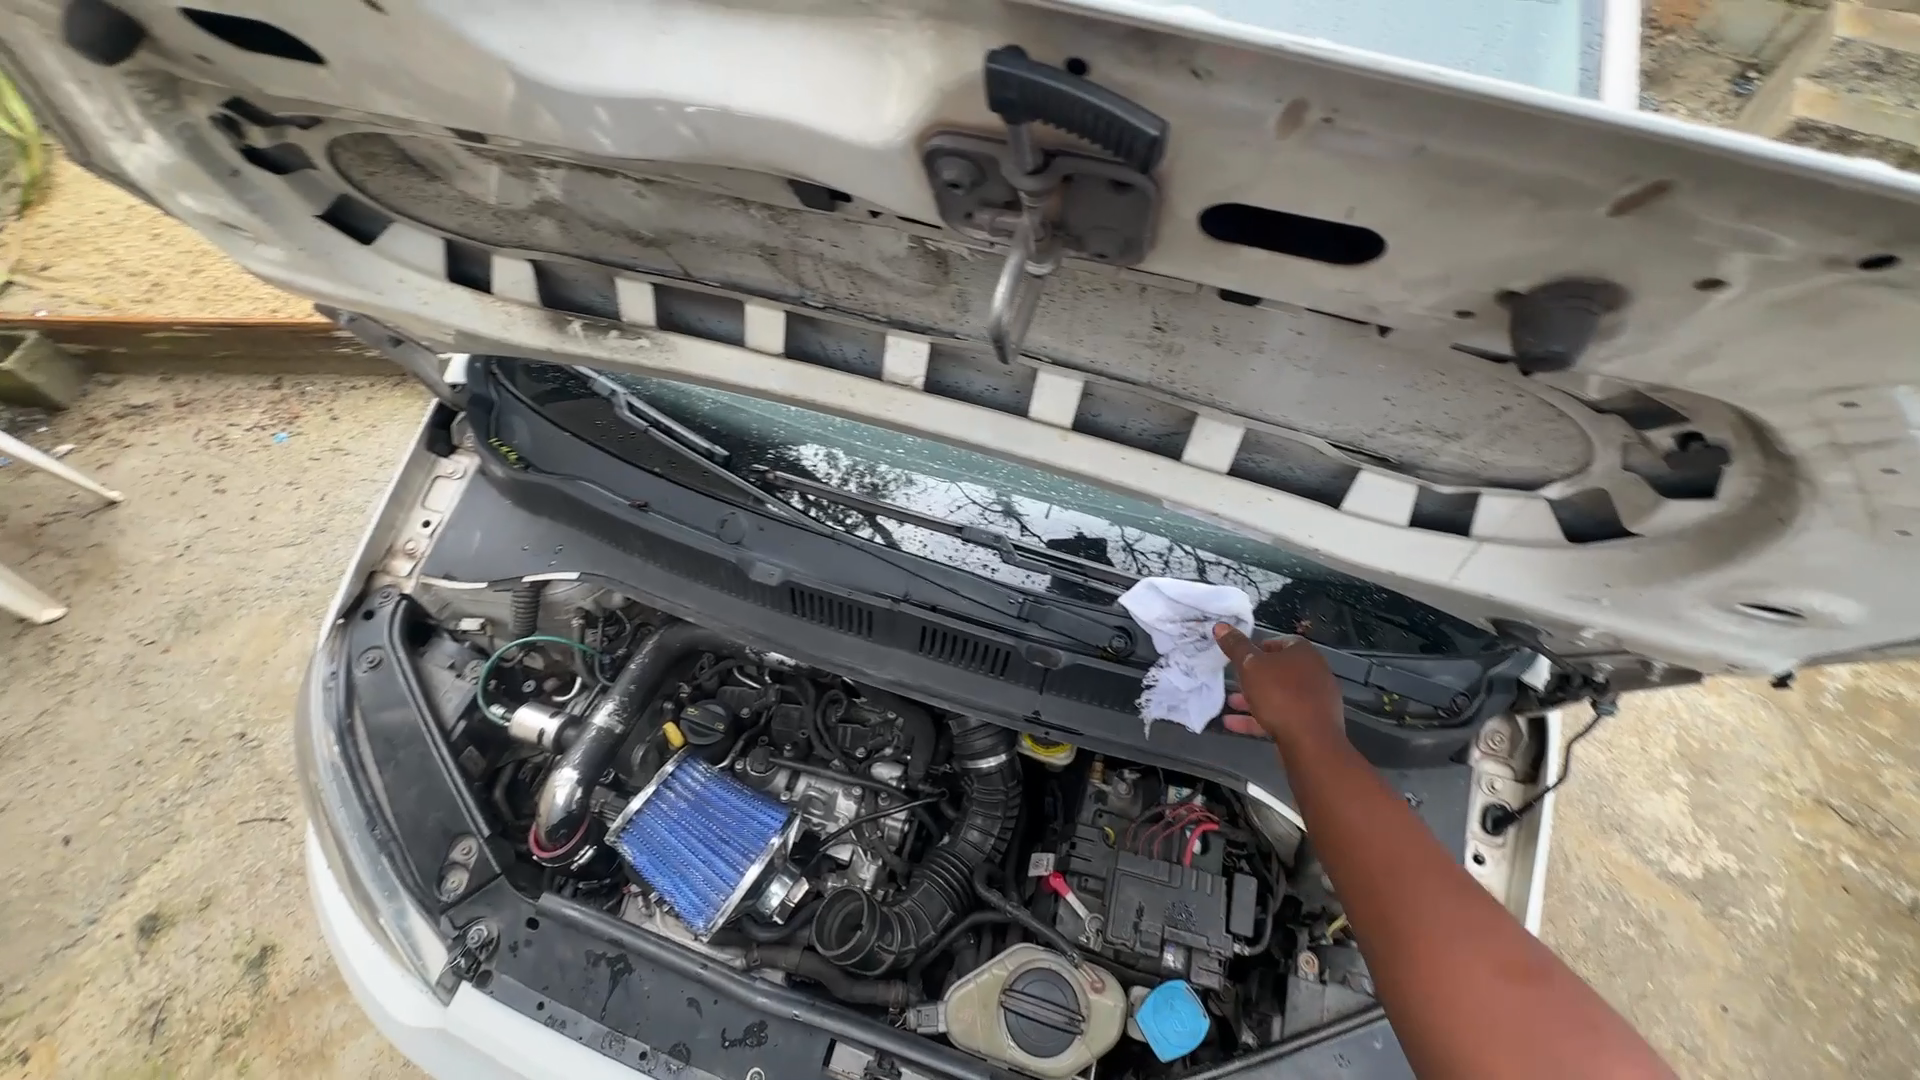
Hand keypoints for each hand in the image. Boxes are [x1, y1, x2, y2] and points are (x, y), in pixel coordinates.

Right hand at [1213, 623, 1345, 747]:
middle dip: (1254, 677)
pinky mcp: (1313, 724)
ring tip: (1230, 704)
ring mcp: (1316, 700)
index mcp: (1304, 653)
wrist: (1311, 741)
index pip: (1280, 642)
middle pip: (1279, 671)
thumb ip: (1235, 647)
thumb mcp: (1250, 666)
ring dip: (1254, 699)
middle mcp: (1314, 673)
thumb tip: (1220, 625)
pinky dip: (1260, 718)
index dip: (1258, 648)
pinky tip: (1234, 724)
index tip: (1241, 658)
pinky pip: (1283, 716)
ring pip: (1280, 695)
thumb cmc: (1280, 694)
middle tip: (1235, 680)